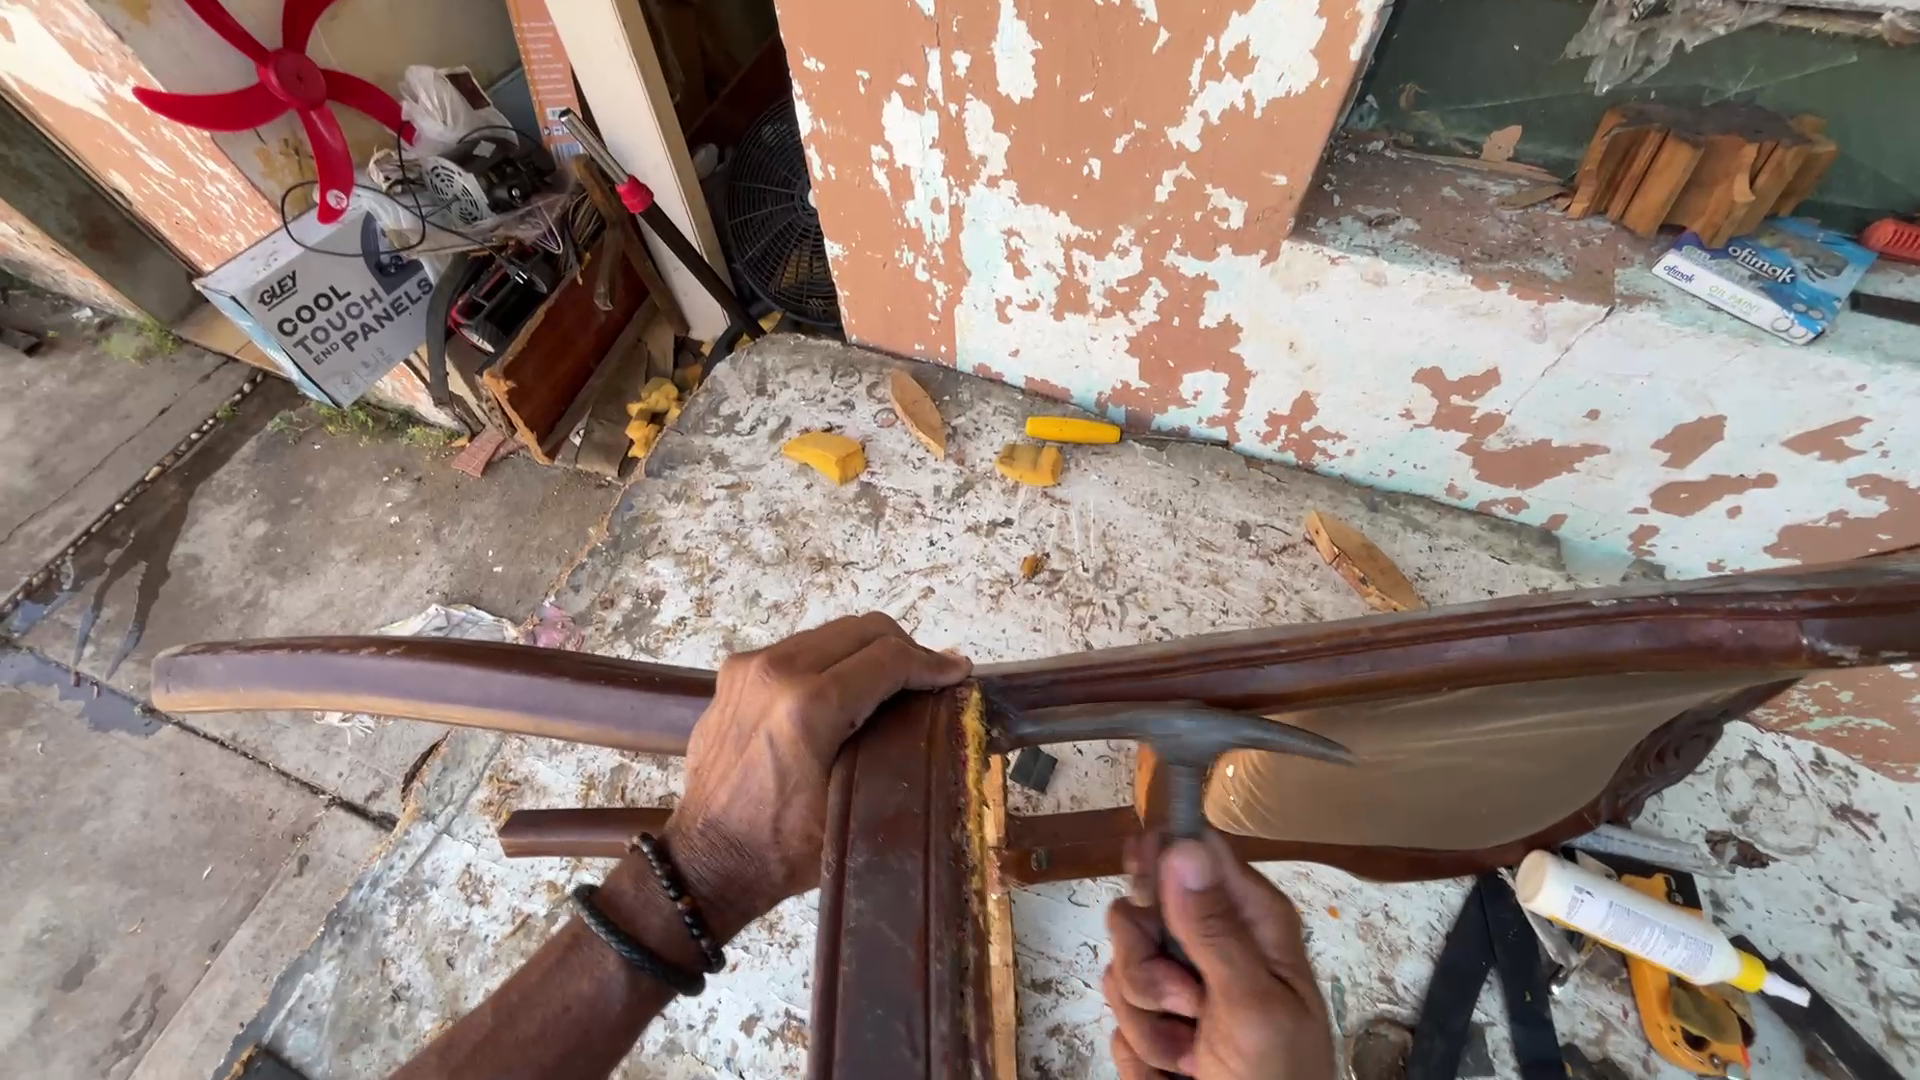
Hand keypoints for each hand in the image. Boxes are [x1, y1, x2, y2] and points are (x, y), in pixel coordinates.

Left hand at [663, 613, 971, 935]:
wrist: (705, 860)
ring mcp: (751, 666)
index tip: (958, 672)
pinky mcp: (735, 671)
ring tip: (892, 683)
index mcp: (808, 705)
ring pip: (833, 631)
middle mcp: (776, 671)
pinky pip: (803, 645)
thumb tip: (940, 703)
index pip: (888, 658)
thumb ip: (898, 746)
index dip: (931, 663)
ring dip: (870, 650)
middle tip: (929, 679)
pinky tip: (847, 687)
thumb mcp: (855, 804)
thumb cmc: (785, 848)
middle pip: (863, 630)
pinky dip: (835, 657)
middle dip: (906, 649)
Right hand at [1103, 831, 1332, 1079]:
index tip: (1142, 892)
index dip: (1157, 860)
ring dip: (1147, 1018)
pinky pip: (1114, 1007)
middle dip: (1147, 964)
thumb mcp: (1252, 1006)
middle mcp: (1209, 937)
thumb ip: (1214, 928)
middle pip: (1139, 905)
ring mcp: (1176, 977)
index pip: (1191, 850)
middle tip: (1184, 1003)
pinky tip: (1174, 1070)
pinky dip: (1141, 1046)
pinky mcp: (1149, 1016)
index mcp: (1249, 919)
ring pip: (1120, 960)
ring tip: (1189, 1056)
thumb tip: (1181, 844)